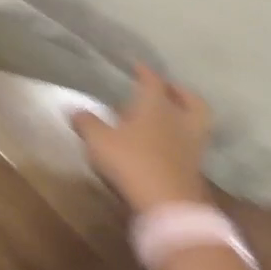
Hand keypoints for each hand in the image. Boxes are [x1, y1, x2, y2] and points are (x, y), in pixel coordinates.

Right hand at [72, 65, 212, 213]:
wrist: (169, 204)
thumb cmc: (131, 161)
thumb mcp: (98, 139)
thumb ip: (87, 121)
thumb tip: (75, 109)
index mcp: (156, 106)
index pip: (153, 82)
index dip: (145, 72)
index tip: (138, 65)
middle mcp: (179, 120)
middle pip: (190, 100)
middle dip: (179, 92)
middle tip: (166, 89)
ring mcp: (192, 145)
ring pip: (194, 121)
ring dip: (183, 115)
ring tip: (165, 115)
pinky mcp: (195, 167)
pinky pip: (191, 142)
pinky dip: (180, 137)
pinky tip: (164, 141)